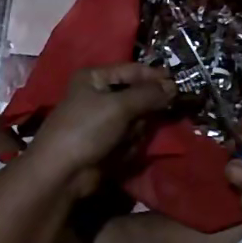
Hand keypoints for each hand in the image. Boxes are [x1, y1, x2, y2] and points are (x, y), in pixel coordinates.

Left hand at [26, 64, 175, 195]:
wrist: (63, 172)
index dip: (154, 76)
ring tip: (128, 139)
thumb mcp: (119, 106)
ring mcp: (103, 121)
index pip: (132, 70)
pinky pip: (131, 137)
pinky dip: (132, 144)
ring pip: (137, 119)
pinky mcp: (108, 143)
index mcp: (94, 78)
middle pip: (137, 95)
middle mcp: (98, 95)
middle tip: (157, 115)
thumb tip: (173, 87)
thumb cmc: (86, 128)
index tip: (178, 84)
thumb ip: (148, 95)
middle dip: (146, 108)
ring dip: (138, 129)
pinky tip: (124, 152)